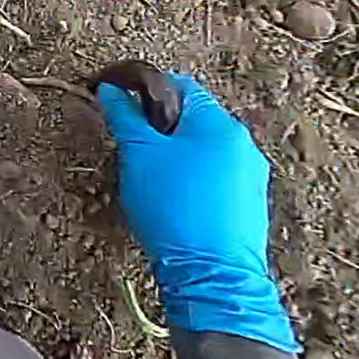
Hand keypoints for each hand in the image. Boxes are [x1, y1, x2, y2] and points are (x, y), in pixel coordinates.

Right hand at [96, 74, 298, 352]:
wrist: (212, 273)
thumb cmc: (173, 204)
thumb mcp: (138, 154)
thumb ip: (124, 117)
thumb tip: (110, 90)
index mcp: (219, 124)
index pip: (178, 84)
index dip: (142, 88)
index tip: (115, 101)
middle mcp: (241, 143)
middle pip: (189, 117)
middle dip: (155, 124)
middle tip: (127, 141)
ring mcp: (248, 175)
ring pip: (198, 146)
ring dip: (169, 150)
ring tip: (143, 172)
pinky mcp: (246, 203)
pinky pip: (209, 173)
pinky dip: (185, 173)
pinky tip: (166, 196)